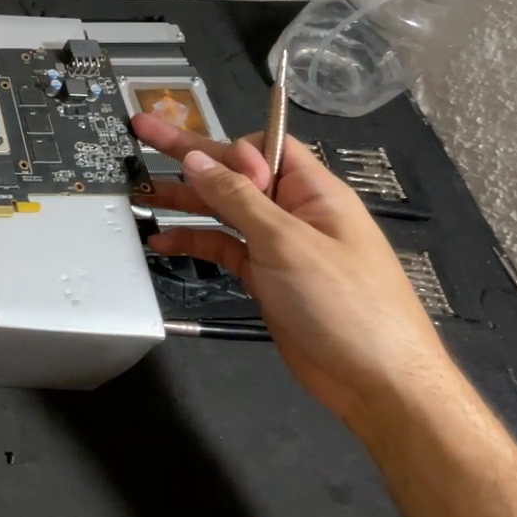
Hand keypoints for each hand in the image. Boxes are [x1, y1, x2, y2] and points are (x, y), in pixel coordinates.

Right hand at [132, 113, 455, 430]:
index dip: (229, 148)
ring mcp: (278, 245)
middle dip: (188, 157)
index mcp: (314, 193)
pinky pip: (221, 246)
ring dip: (183, 200)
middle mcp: (294, 212)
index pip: (264, 147)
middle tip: (142, 132)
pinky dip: (191, 242)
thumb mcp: (287, 243)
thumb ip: (237, 198)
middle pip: (233, 174)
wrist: (378, 385)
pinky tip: (161, 242)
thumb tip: (197, 158)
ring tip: (138, 191)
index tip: (201, 165)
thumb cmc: (346, 304)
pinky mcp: (265, 276)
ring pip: (221, 210)